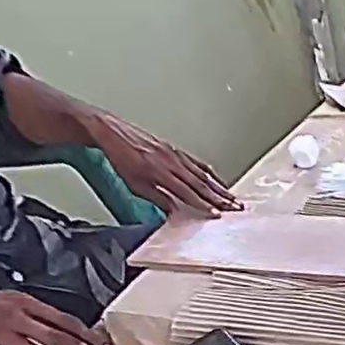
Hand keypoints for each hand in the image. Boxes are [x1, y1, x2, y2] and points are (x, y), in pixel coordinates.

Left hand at [84, 112, 240, 217]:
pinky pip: (198, 163)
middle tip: (237, 208)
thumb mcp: (134, 183)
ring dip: (221, 188)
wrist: (108, 131)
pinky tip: (220, 180)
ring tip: (235, 198)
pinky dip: (211, 174)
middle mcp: (171, 164)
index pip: (188, 193)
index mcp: (161, 174)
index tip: (217, 214)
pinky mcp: (176, 150)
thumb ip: (157, 197)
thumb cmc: (118, 157)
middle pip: (202, 185)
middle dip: (222, 198)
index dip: (204, 205)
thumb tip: (174, 210)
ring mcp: (176, 155)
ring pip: (204, 175)